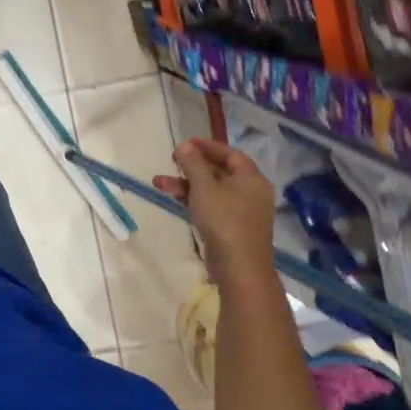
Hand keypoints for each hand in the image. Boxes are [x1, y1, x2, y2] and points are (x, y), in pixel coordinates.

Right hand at [153, 138, 276, 286]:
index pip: (230, 154)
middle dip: (191, 166)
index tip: (185, 143)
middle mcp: (250, 192)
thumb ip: (193, 163)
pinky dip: (194, 199)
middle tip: (171, 161)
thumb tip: (185, 145)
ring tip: (159, 183)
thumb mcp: (204, 187)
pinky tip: (175, 199)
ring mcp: (242, 211)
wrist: (239, 266)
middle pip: (219, 171)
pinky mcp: (232, 226)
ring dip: (186, 184)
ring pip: (212, 189)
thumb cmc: (224, 220)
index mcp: (251, 179)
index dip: (208, 146)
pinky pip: (212, 204)